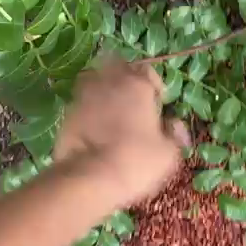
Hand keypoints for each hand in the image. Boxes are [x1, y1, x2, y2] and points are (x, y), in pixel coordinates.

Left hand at [53, 56, 189, 209]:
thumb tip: (177, 125)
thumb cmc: (135, 161)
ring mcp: (87, 93)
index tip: (157, 102)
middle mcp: (112, 80)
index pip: (148, 71)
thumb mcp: (167, 155)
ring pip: (97, 78)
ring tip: (110, 108)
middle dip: (127, 80)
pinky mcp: (68, 110)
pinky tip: (93, 124)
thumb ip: (174, 135)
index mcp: (138, 84)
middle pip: (120, 68)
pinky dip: (88, 106)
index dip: (154, 85)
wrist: (90, 177)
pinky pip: (81, 100)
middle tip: (132, 101)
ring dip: (104, 88)